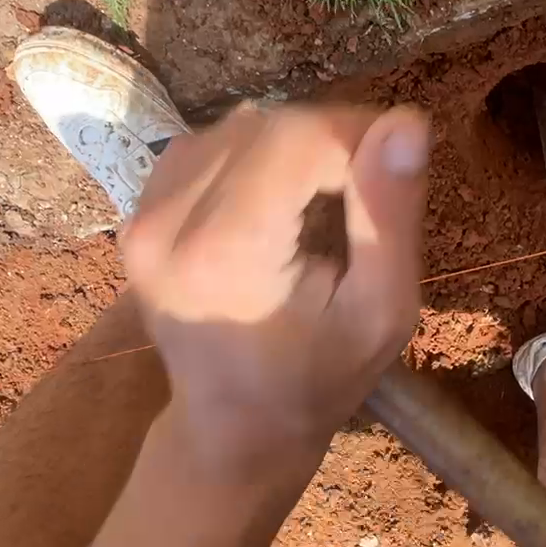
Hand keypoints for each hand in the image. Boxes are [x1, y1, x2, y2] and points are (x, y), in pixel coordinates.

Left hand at [122, 104, 430, 475]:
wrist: (233, 426)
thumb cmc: (318, 380)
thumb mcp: (382, 312)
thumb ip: (391, 216)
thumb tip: (407, 120)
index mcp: (227, 251)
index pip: (299, 137)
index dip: (359, 136)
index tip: (393, 174)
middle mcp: (167, 220)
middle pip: (270, 126)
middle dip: (332, 142)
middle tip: (367, 195)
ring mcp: (142, 213)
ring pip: (240, 126)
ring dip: (296, 148)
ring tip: (323, 205)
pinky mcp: (138, 211)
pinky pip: (210, 144)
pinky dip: (256, 156)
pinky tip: (276, 201)